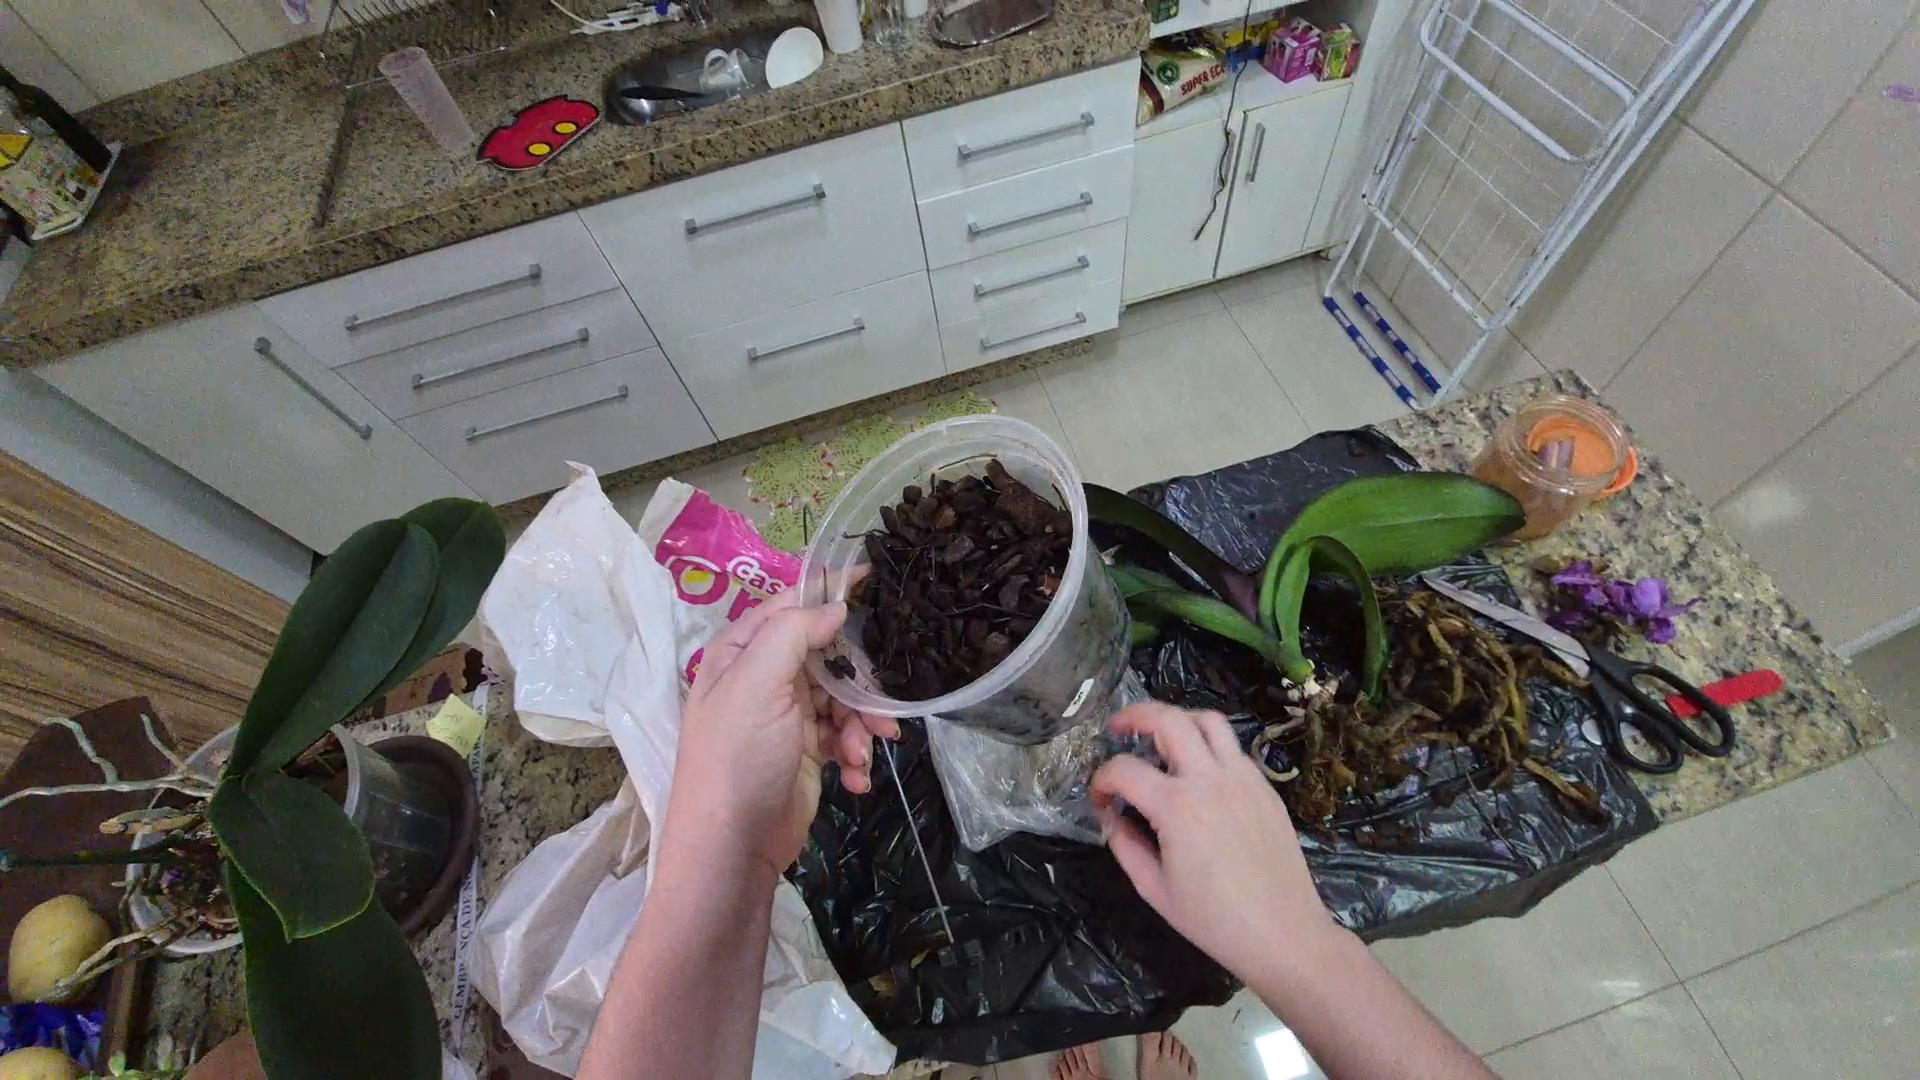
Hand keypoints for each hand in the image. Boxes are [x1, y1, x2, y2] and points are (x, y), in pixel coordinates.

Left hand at [668, 591, 900, 876]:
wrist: (734, 848)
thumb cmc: (739, 756)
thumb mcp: (758, 683)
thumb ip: (794, 633)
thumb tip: (835, 607)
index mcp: (743, 652)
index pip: (791, 605)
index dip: (829, 591)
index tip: (873, 578)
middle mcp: (765, 677)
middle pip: (828, 654)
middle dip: (857, 680)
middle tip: (880, 701)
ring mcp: (788, 715)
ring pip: (844, 697)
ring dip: (860, 725)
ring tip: (863, 752)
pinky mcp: (808, 750)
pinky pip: (845, 734)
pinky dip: (856, 753)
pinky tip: (856, 777)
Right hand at [1092, 703, 1339, 980]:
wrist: (1286, 936)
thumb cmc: (1215, 921)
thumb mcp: (1154, 890)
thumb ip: (1125, 846)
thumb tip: (1112, 818)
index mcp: (1177, 808)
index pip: (1124, 769)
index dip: (1101, 780)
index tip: (1100, 798)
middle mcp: (1209, 780)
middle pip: (1167, 719)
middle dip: (1134, 716)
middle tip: (1118, 729)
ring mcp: (1242, 779)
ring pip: (1208, 720)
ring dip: (1178, 719)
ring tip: (1162, 736)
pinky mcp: (1264, 787)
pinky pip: (1233, 748)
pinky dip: (1208, 745)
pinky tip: (1199, 770)